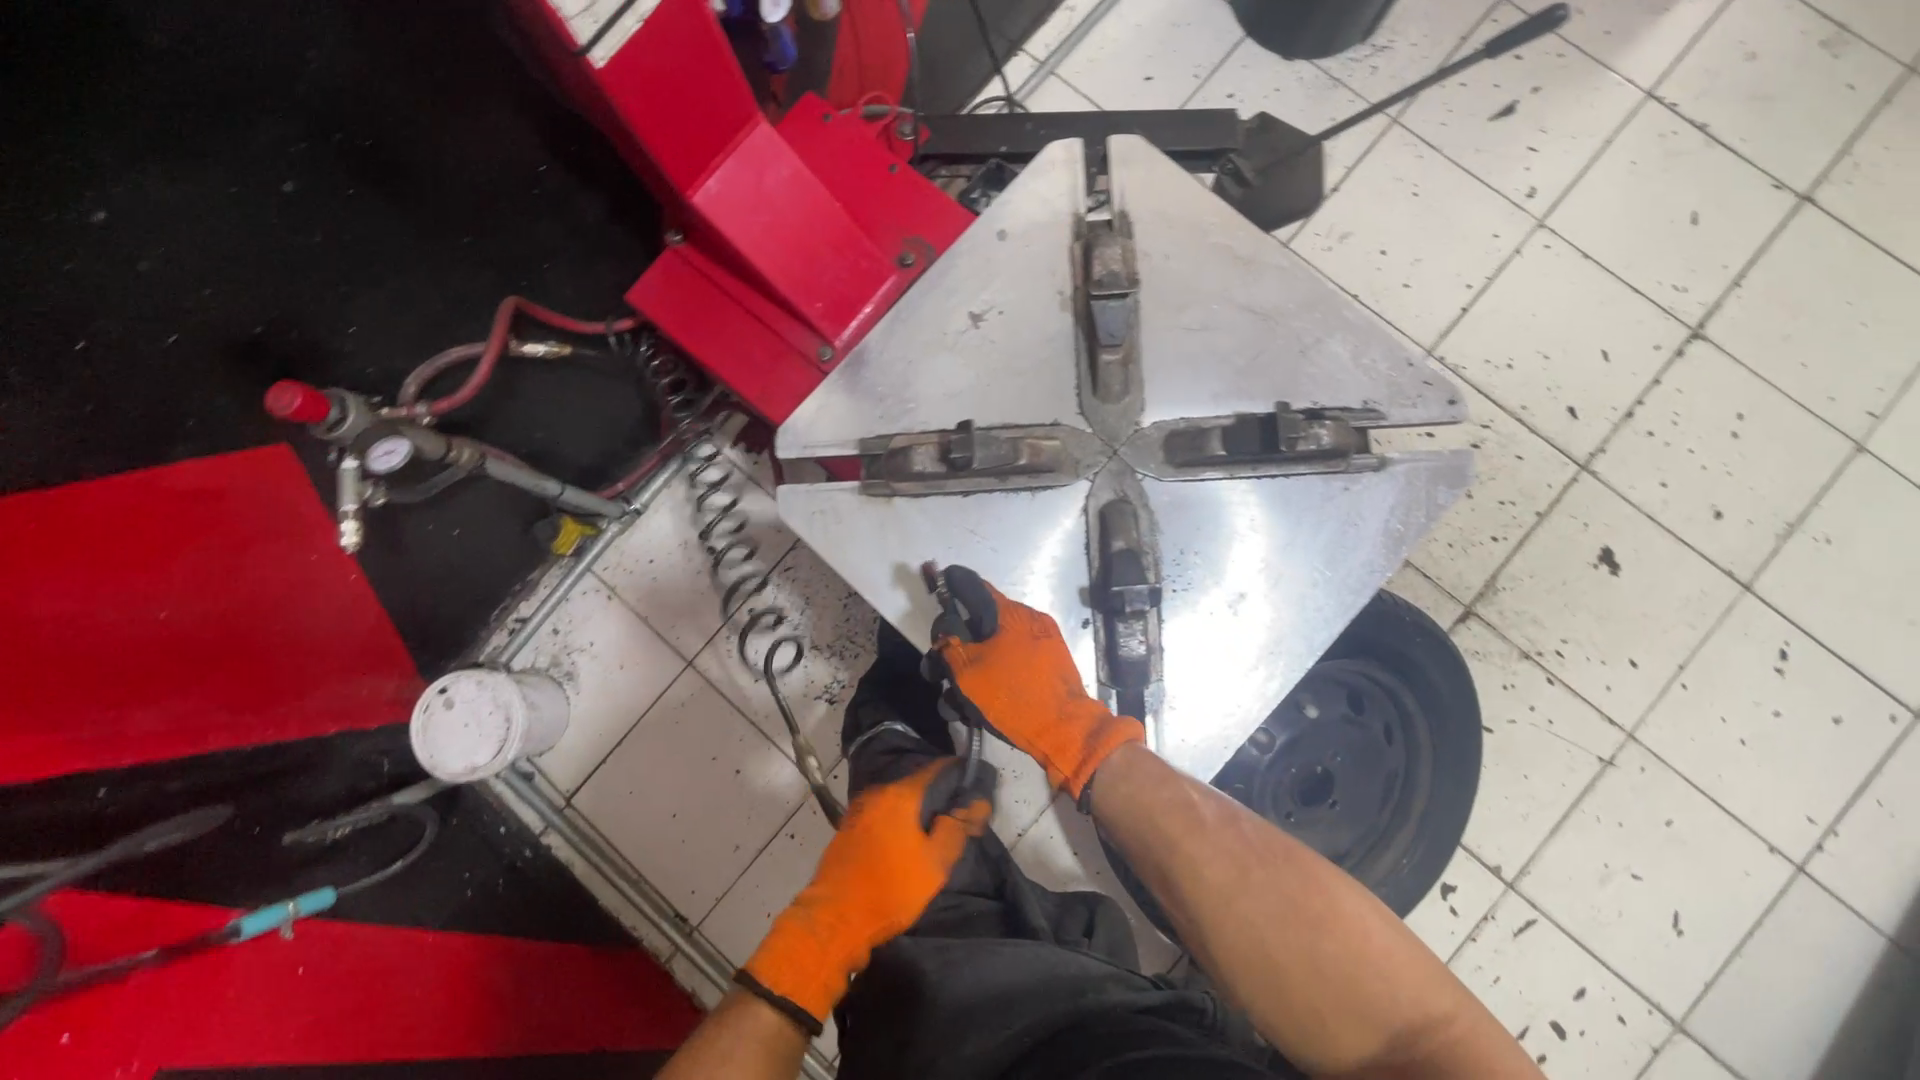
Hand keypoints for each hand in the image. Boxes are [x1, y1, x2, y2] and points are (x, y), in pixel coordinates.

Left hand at [737, 758, 993, 1031]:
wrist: (834, 919)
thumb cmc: (889, 889)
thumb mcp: (934, 864)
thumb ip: (955, 829)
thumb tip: (972, 803)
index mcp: (898, 795)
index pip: (936, 769)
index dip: (959, 774)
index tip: (976, 784)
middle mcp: (876, 795)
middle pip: (916, 786)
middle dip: (940, 797)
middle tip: (962, 815)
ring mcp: (858, 813)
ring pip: (898, 804)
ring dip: (918, 813)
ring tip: (940, 831)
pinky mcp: (849, 831)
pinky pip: (883, 817)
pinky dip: (900, 823)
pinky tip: (910, 842)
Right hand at [931, 567, 1144, 799]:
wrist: (1066, 731)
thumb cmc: (1015, 695)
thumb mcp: (969, 670)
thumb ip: (949, 644)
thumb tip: (945, 627)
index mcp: (1009, 614)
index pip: (972, 585)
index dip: (950, 583)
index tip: (935, 581)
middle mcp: (1026, 623)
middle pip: (978, 624)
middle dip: (953, 647)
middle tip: (938, 671)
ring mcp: (1039, 646)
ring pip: (991, 650)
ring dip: (968, 673)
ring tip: (956, 704)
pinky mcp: (1045, 669)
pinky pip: (1009, 665)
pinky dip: (990, 680)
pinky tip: (975, 710)